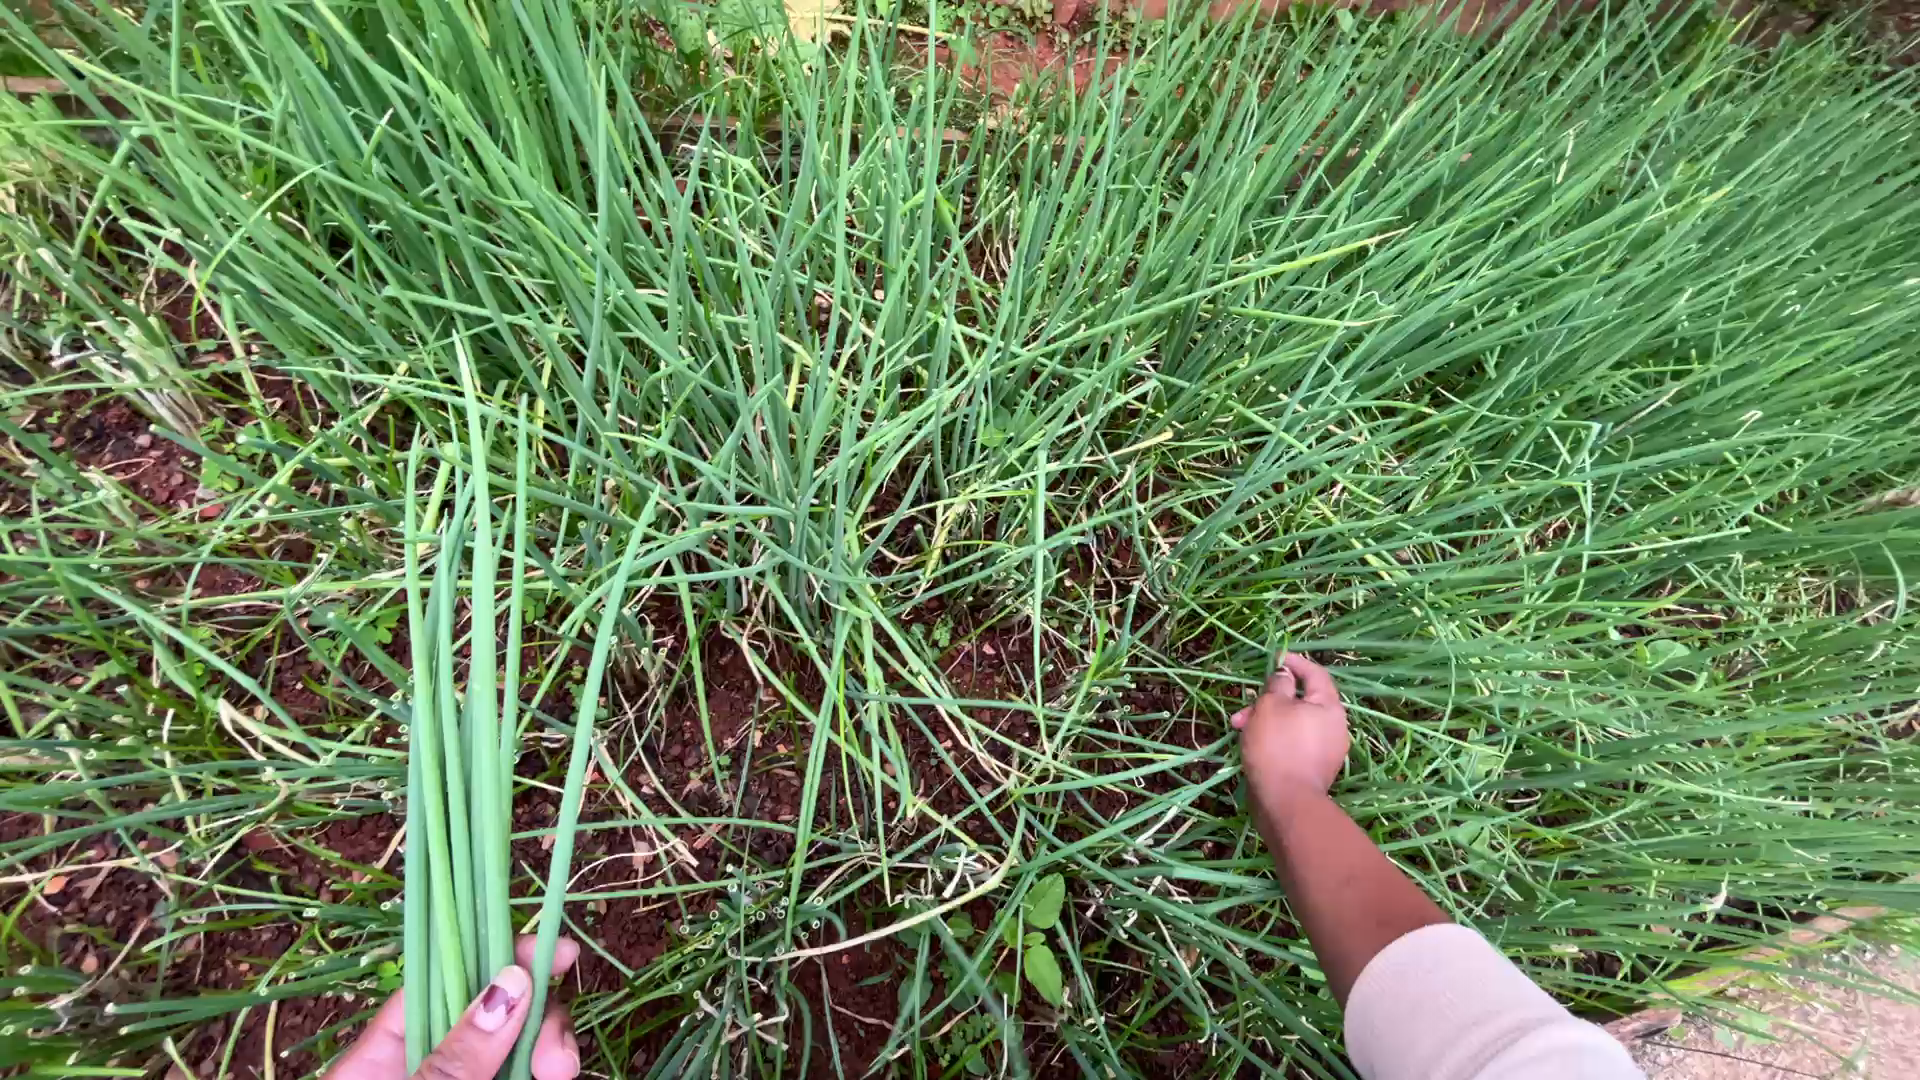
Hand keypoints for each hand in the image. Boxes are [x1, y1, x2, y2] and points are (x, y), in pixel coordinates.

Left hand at [326, 936, 581, 1079]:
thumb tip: (515, 978)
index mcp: (387, 1050)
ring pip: (520, 1041)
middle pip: (501, 1008)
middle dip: (542, 1020)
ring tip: (559, 1076)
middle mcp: (429, 1057)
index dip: (509, 954)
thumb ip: (455, 1056)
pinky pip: (521, 1070)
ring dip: (550, 1050)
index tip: (563, 955)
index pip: (454, 974)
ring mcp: (467, 1075)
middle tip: (558, 1063)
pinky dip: (544, 1071)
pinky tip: (553, 1079)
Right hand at [1231, 653, 1349, 804]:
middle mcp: (1333, 726)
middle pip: (1301, 700)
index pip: (1315, 674)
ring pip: (1293, 721)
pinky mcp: (1314, 766)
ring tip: (1240, 727)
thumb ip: (1278, 684)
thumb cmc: (1277, 745)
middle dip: (1269, 698)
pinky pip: (1294, 741)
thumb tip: (1285, 673)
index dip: (1295, 662)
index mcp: (1328, 707)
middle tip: (1245, 706)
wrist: (1285, 800)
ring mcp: (1326, 749)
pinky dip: (1275, 736)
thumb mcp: (1270, 705)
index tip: (1274, 658)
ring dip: (1266, 718)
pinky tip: (1254, 743)